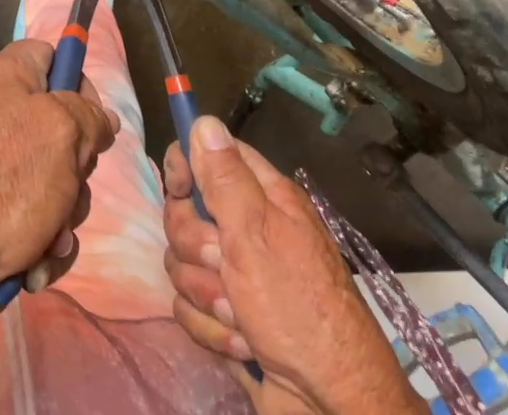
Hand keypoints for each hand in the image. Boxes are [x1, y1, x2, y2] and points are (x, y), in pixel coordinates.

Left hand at [0, 39, 118, 329]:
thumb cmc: (3, 180)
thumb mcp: (61, 130)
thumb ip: (88, 114)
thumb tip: (100, 118)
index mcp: (5, 79)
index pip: (51, 56)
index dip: (78, 82)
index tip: (91, 118)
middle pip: (65, 130)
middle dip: (78, 169)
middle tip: (68, 184)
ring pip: (61, 183)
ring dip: (64, 216)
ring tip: (46, 235)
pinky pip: (44, 222)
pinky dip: (45, 245)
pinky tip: (31, 264)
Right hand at [163, 118, 422, 413]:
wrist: (327, 401)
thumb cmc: (297, 308)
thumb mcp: (257, 233)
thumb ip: (225, 178)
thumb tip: (205, 119)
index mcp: (263, 200)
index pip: (210, 157)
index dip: (187, 168)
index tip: (181, 190)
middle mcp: (249, 232)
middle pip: (185, 215)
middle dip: (194, 247)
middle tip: (222, 264)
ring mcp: (236, 277)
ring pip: (182, 264)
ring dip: (206, 295)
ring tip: (240, 315)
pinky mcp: (226, 316)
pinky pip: (189, 307)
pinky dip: (211, 328)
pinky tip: (241, 342)